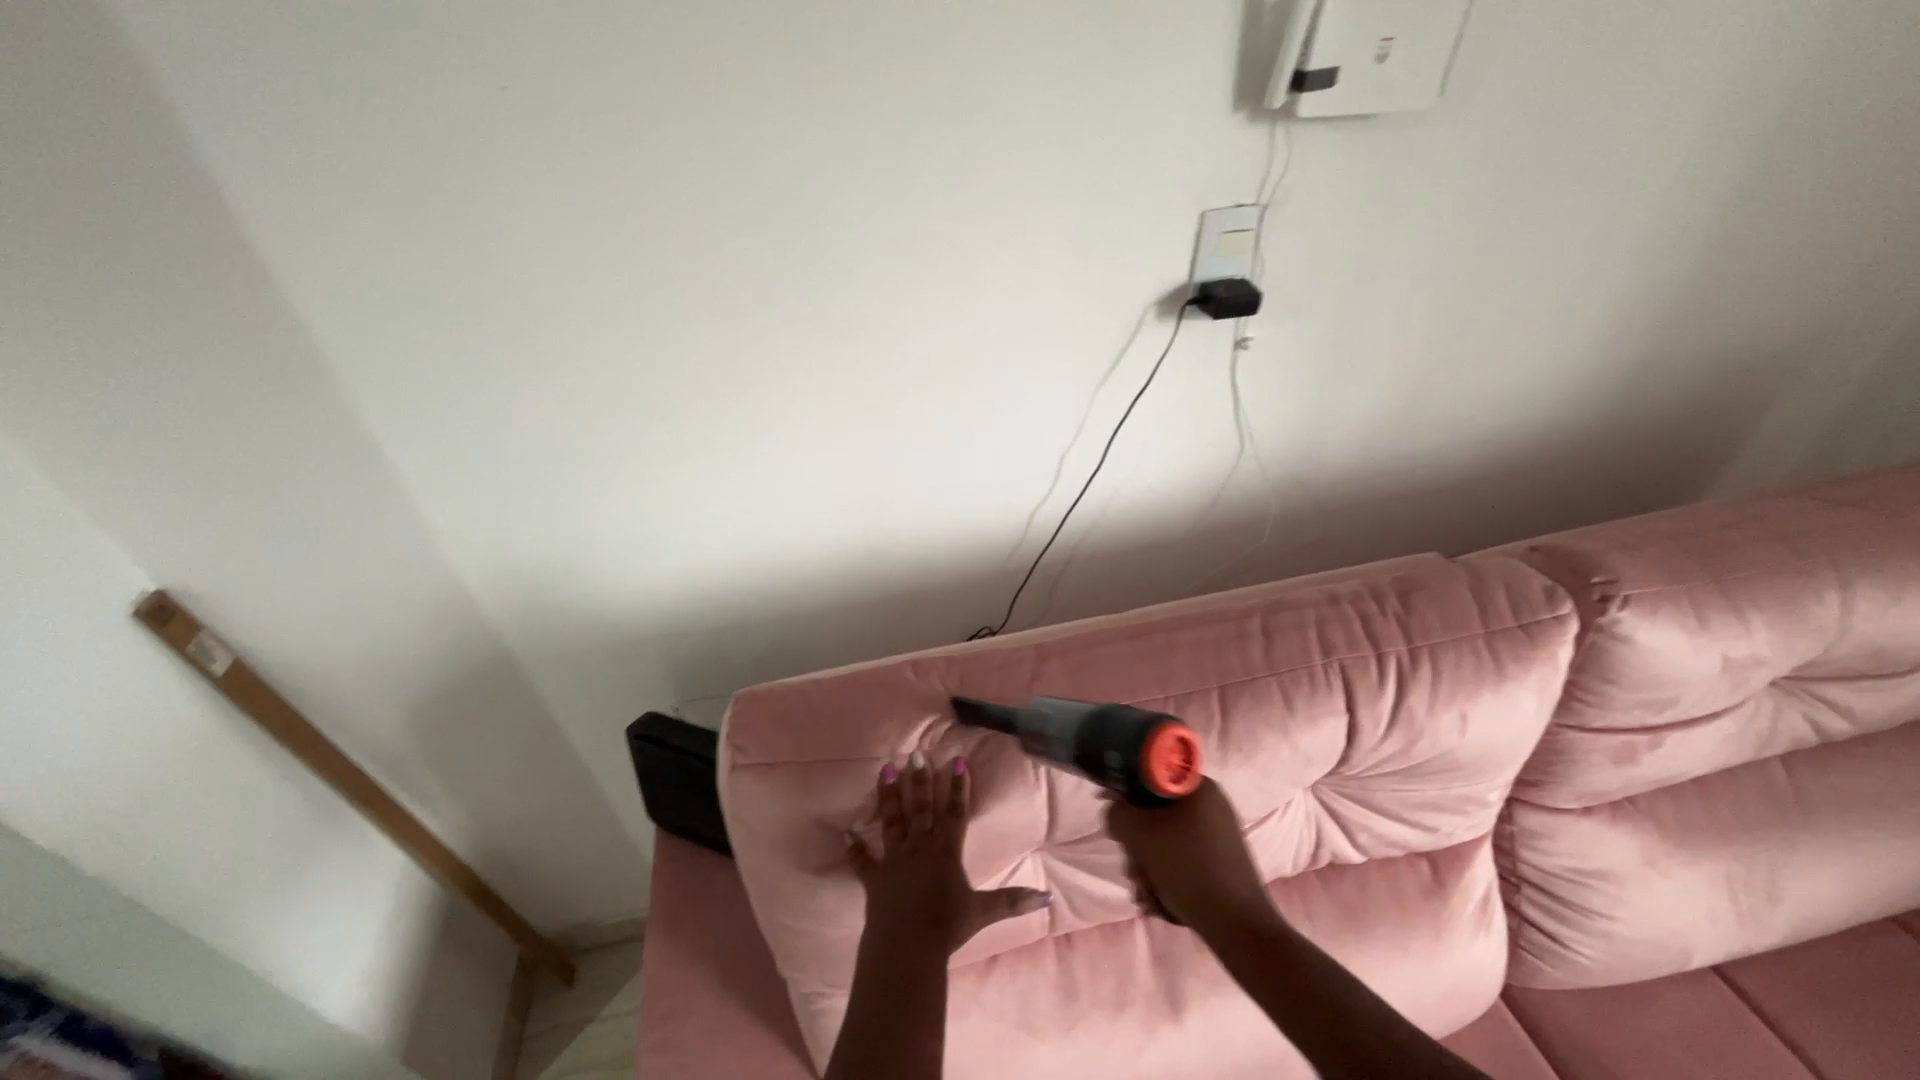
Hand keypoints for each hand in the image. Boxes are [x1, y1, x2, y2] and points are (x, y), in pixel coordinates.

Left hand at [847, 752, 1051, 955]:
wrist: (907, 947)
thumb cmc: (947, 927)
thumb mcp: (984, 912)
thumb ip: (1014, 901)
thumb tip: (1047, 897)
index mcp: (945, 852)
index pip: (954, 812)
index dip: (957, 786)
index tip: (956, 760)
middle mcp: (919, 848)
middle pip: (920, 807)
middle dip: (919, 779)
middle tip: (915, 753)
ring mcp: (894, 861)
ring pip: (892, 821)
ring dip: (888, 796)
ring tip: (885, 769)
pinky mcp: (874, 878)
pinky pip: (862, 860)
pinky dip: (853, 847)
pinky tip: (845, 831)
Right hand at [1103, 777, 1273, 933]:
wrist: (1237, 925)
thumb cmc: (1187, 868)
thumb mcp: (1139, 835)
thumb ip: (1117, 813)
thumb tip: (1115, 808)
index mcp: (1199, 788)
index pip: (1151, 777)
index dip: (1124, 793)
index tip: (1111, 814)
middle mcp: (1211, 808)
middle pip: (1155, 816)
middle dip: (1137, 847)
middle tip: (1133, 867)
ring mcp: (1217, 838)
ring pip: (1165, 844)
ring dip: (1146, 869)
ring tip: (1146, 892)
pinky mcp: (1218, 865)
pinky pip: (1181, 863)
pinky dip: (1165, 881)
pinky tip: (1157, 902)